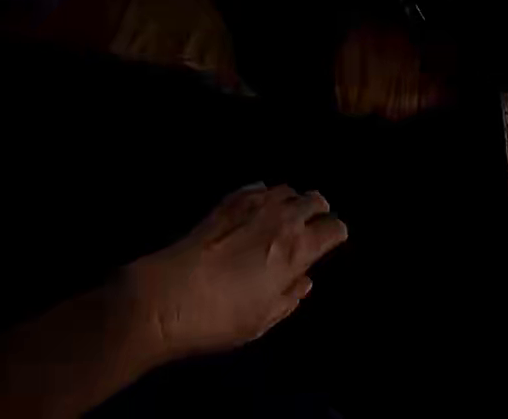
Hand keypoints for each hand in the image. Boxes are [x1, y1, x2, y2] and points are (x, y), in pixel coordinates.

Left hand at [122, 184, 347, 361]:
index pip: (333, 228)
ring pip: (289, 188)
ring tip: (286, 215)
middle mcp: (284, 217)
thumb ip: (290, 296)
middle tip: (313, 225)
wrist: (170, 295)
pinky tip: (258, 209)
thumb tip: (304, 280)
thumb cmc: (222, 317)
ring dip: (293, 200)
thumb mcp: (263, 320)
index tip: (334, 240)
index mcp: (298, 247)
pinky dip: (266, 195)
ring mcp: (257, 202)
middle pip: (315, 198)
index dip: (337, 233)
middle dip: (320, 210)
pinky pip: (260, 186)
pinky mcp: (231, 198)